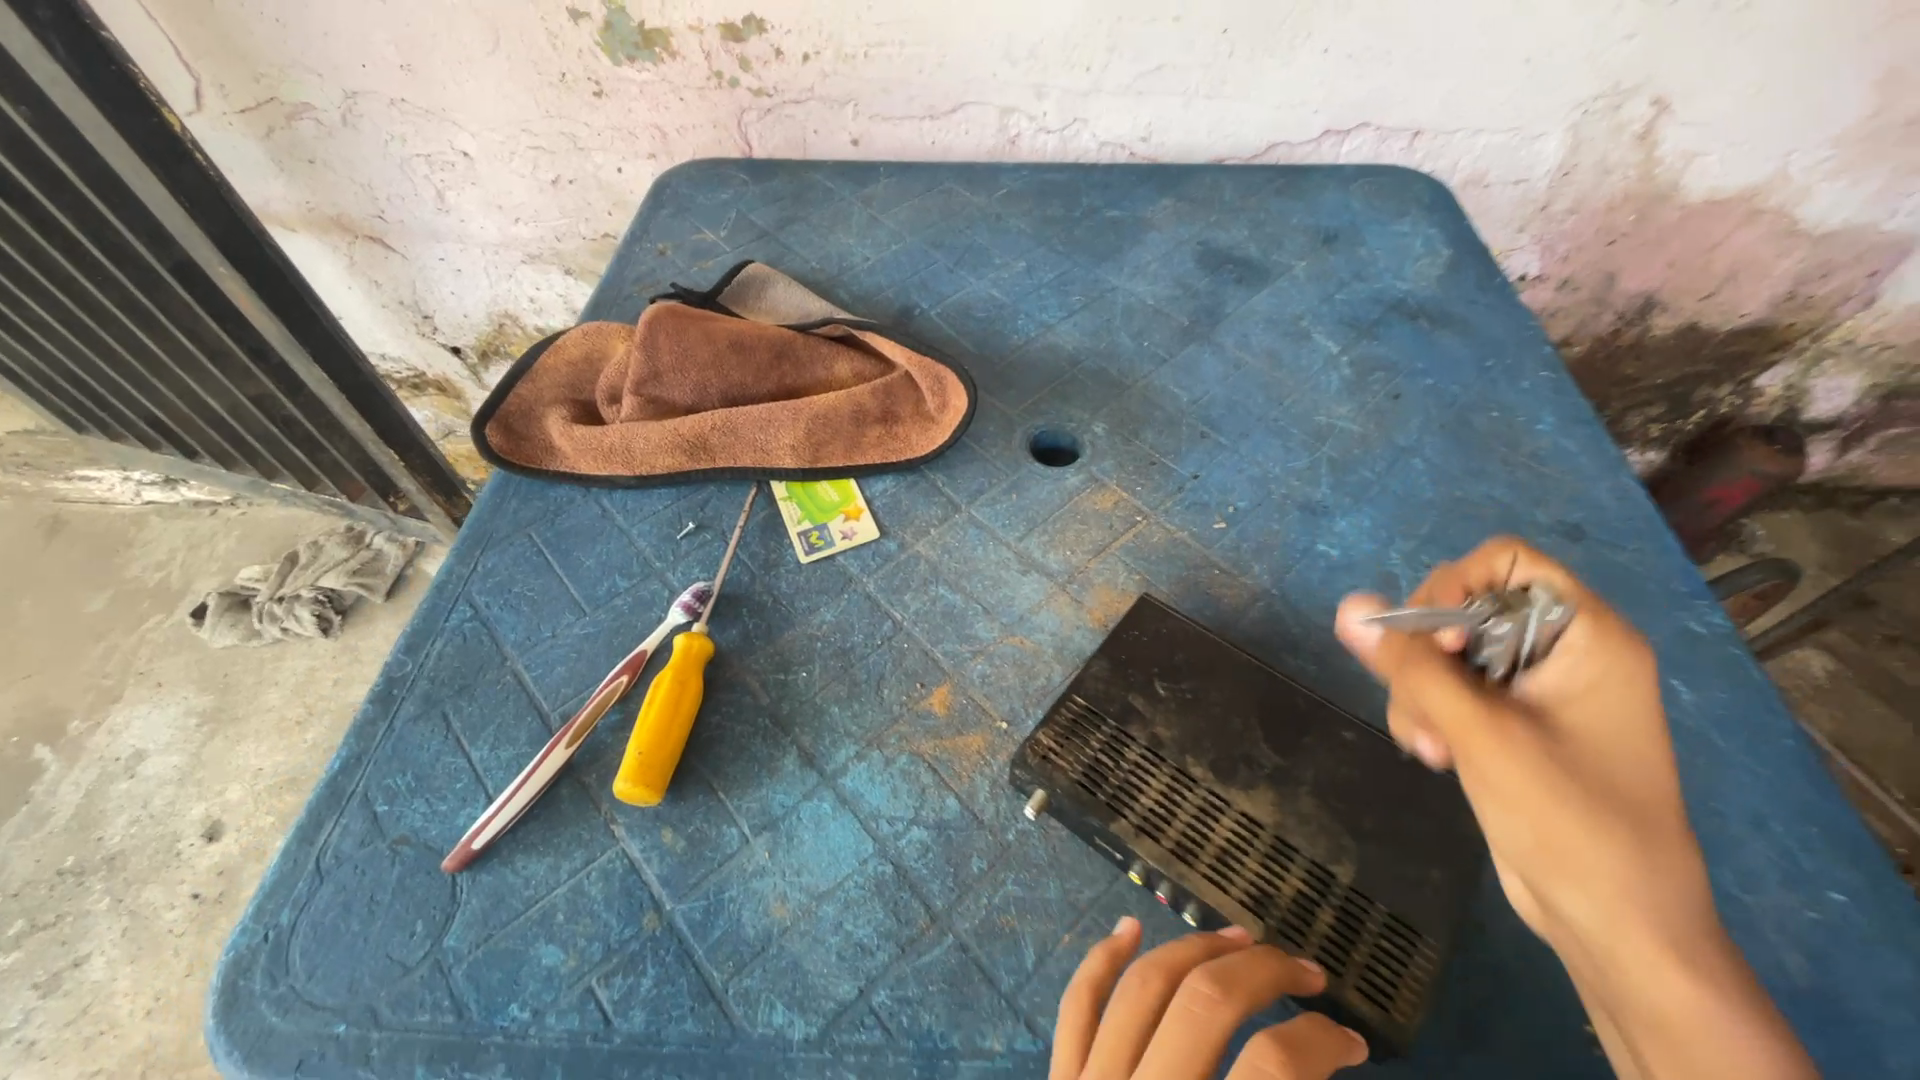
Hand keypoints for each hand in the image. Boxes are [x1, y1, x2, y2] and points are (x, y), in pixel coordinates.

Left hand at [1051, 917, 1367, 1079]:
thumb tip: (1323, 1055)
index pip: (1274, 1068)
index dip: (1321, 1042)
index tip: (1351, 1040)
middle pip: (1206, 1005)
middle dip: (1264, 974)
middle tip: (1306, 971)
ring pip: (1143, 988)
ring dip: (1194, 951)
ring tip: (1240, 938)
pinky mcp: (1060, 1078)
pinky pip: (1078, 1006)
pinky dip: (1102, 962)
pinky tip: (1130, 927)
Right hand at [1334, 537, 1816, 1079]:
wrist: (1615, 922)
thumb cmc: (1569, 819)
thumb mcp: (1481, 735)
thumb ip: (1410, 667)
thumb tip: (1347, 607)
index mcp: (1586, 635)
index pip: (1505, 561)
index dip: (1453, 587)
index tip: (1428, 643)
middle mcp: (1562, 651)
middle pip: (1464, 609)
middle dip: (1425, 657)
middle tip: (1418, 703)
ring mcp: (1535, 691)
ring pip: (1445, 656)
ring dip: (1419, 694)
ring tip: (1428, 748)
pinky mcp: (1512, 726)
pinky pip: (1451, 692)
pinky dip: (1429, 716)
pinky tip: (1433, 757)